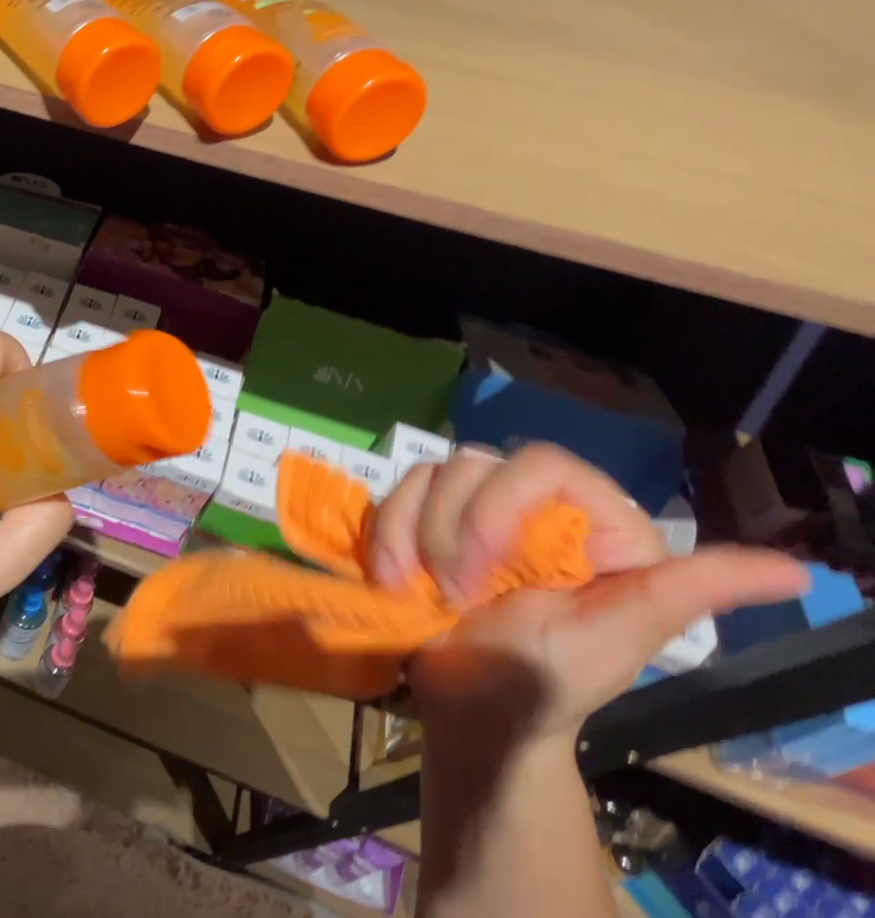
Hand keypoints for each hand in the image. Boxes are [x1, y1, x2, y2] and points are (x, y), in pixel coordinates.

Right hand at [378, 444, 808, 745]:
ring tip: (418, 589)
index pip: (542, 465)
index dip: (499, 506)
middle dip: (448, 533)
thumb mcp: (613, 640)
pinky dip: (380, 539)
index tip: (481, 571)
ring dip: (408, 537)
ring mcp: (467, 514)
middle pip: (472, 465)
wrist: (470, 711)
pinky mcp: (419, 526)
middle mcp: (530, 508)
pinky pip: (388, 500)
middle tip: (454, 594)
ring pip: (424, 477)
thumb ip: (681, 594)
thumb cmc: (543, 682)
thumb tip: (796, 573)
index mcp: (591, 526)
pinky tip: (390, 579)